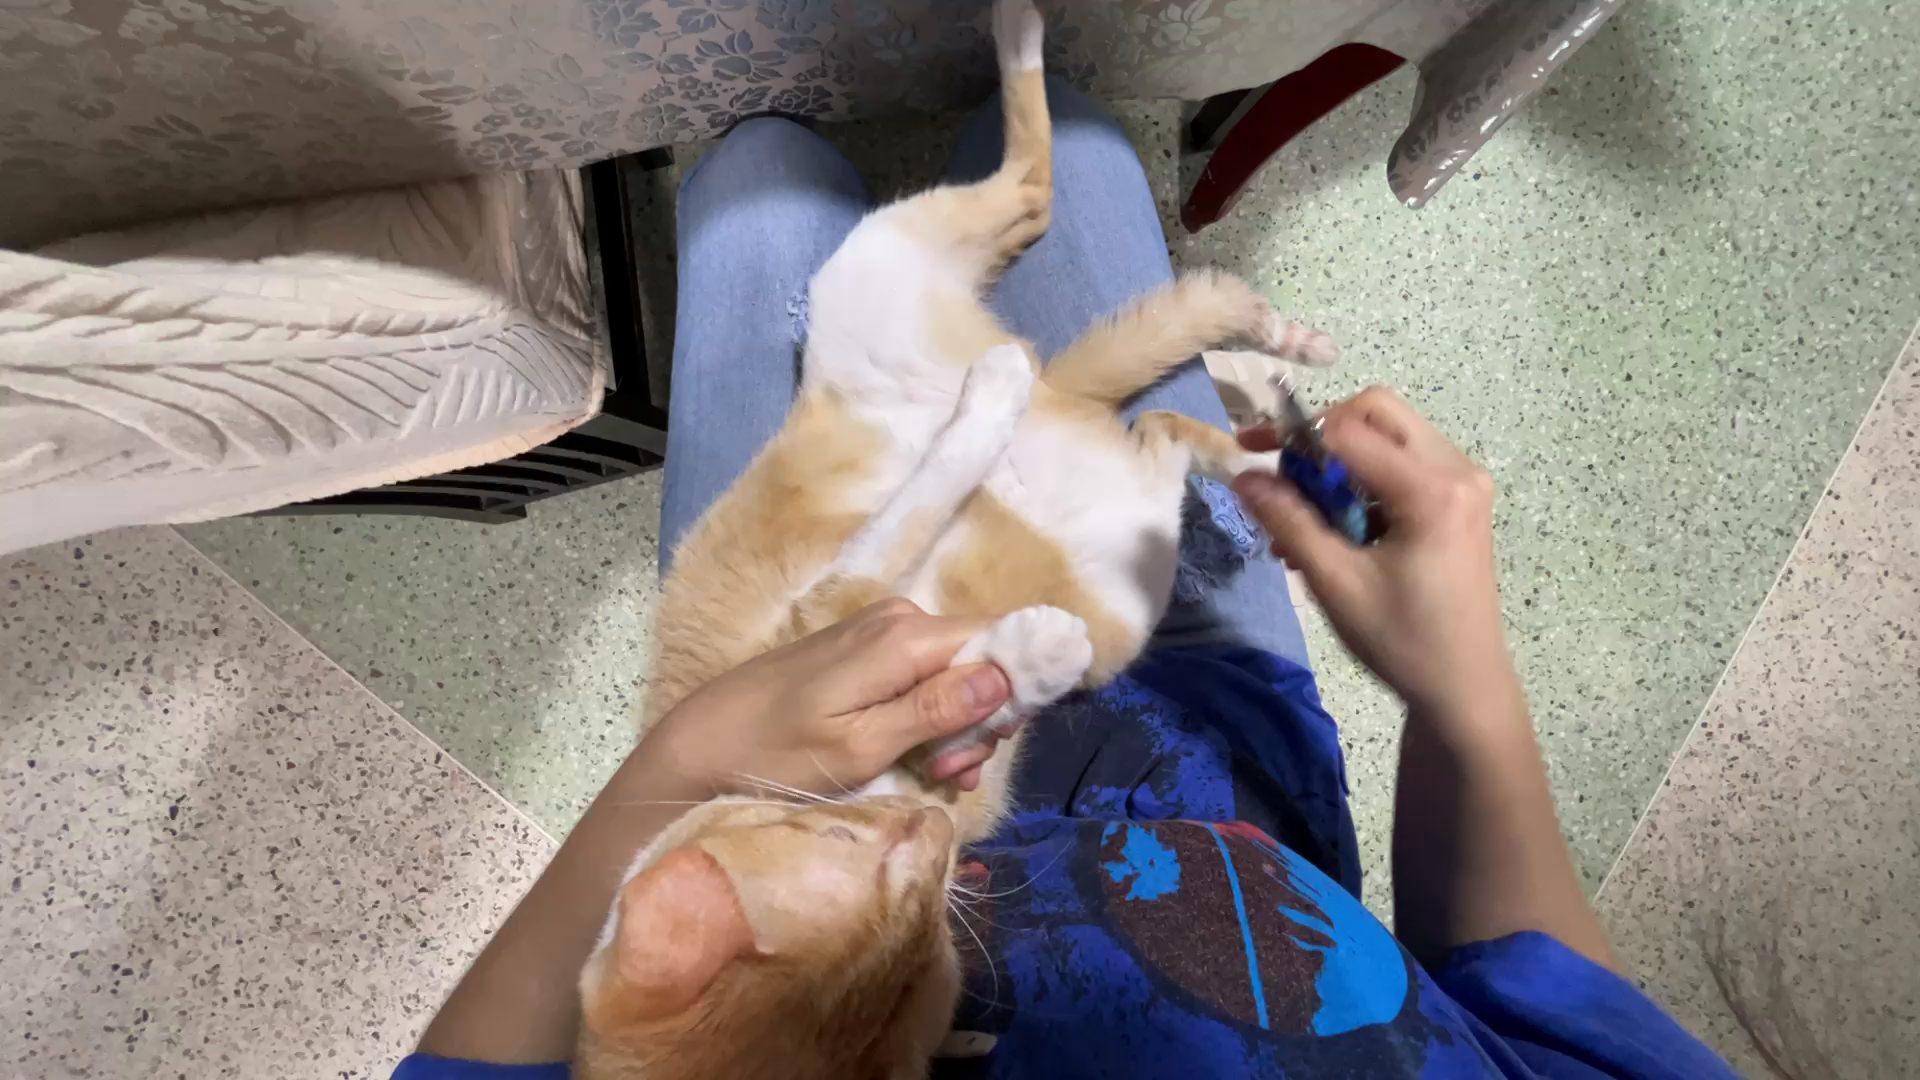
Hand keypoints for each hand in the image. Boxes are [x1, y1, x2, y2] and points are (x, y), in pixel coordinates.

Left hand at [641, 599, 1013, 796]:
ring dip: (952, 728)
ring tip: (924, 773)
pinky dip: (928, 718)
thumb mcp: (861, 746)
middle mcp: (902, 619)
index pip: (1000, 640)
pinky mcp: (867, 649)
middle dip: (977, 721)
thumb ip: (935, 710)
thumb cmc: (778, 752)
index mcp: (906, 636)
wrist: (703, 740)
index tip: (992, 742)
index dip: (1013, 690)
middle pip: (979, 662)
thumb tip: (1006, 676)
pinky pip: (923, 677)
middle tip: (945, 774)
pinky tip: (914, 756)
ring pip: (953, 674)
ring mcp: (882, 631)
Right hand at [1232, 386, 1514, 717]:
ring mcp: (1460, 484)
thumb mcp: (1334, 580)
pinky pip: (1396, 465)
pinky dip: (1354, 483)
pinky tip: (1330, 529)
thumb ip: (1287, 520)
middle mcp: (1456, 471)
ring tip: (1300, 517)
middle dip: (1318, 435)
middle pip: (1375, 412)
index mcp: (1432, 489)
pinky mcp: (1454, 501)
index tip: (1247, 453)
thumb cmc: (1401, 638)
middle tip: (1279, 473)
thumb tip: (1241, 476)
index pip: (1348, 430)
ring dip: (1334, 463)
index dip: (1291, 435)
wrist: (1463, 687)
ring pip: (1385, 436)